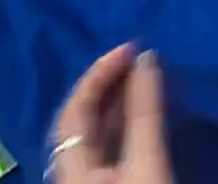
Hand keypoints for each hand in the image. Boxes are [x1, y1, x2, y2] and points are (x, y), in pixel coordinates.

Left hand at [51, 44, 172, 183]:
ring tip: (146, 74)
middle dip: (110, 83)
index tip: (132, 47)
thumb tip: (146, 55)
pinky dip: (127, 122)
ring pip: (99, 134)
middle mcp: (73, 174)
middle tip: (139, 56)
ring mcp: (90, 183)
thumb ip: (145, 110)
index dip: (99, 74)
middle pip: (84, 121)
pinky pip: (112, 146)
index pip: (74, 110)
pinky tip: (146, 110)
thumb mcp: (147, 161)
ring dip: (121, 101)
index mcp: (70, 169)